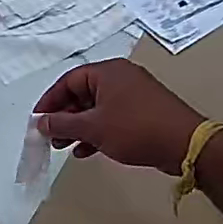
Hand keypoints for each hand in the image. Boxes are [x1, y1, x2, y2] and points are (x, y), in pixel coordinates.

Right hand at [34, 60, 204, 175]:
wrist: (184, 144)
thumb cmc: (136, 129)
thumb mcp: (93, 127)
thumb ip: (63, 124)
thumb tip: (41, 123)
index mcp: (107, 72)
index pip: (68, 81)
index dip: (50, 101)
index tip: (38, 121)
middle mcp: (120, 78)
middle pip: (82, 93)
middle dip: (64, 116)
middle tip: (51, 137)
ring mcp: (133, 95)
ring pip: (96, 108)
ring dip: (78, 127)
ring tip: (65, 147)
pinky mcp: (142, 112)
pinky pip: (111, 118)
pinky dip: (96, 132)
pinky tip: (86, 151)